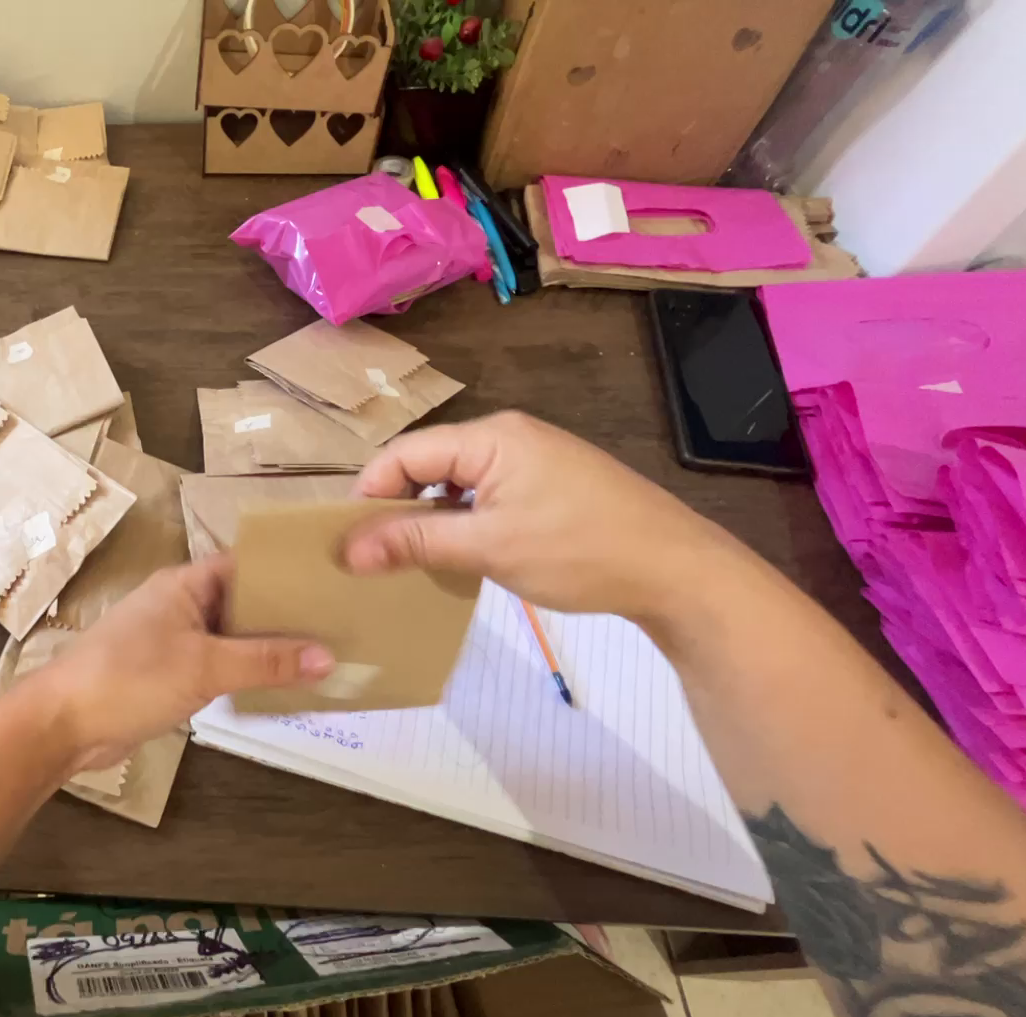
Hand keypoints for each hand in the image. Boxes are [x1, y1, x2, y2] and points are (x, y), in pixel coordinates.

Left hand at [28, 557, 333, 771]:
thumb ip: (265, 662)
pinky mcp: (168, 673)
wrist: (64, 724)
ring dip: (267, 649)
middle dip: (285, 616)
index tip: (334, 583)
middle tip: (342, 625)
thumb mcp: (204, 667)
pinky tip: (282, 685)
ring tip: (325, 656)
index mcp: (185, 584)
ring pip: (231, 638)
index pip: (246, 566)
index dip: (287, 573)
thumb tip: (328, 657)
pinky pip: (217, 666)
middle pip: (242, 603)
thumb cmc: (130, 679)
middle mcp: (180, 604)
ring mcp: (172, 640)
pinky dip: (245, 673)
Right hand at [342, 411, 748, 623]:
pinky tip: (457, 550)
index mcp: (490, 438)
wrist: (679, 572)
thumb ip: (413, 542)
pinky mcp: (546, 483)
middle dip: (395, 504)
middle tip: (374, 551)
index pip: (404, 453)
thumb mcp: (487, 548)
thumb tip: (347, 550)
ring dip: (426, 515)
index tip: (348, 538)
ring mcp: (530, 458)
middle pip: (426, 462)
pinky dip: (459, 519)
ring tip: (409, 555)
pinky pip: (482, 492)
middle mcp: (507, 436)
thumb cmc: (578, 552)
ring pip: (453, 480)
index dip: (369, 492)